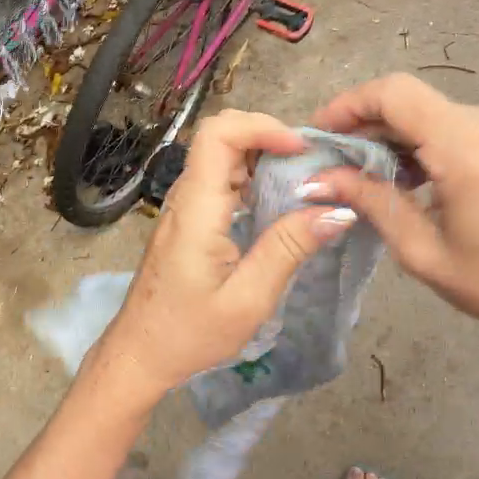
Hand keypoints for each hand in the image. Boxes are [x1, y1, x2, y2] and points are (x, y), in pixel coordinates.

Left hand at [90, 110, 362, 404]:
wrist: (141, 351)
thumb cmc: (190, 332)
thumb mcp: (248, 299)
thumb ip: (288, 249)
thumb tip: (337, 210)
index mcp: (196, 208)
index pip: (218, 134)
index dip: (261, 127)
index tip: (301, 150)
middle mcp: (185, 197)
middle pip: (220, 137)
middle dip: (268, 136)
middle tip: (311, 163)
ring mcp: (183, 206)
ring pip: (220, 157)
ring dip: (261, 157)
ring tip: (304, 180)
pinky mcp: (188, 219)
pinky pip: (219, 181)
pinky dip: (251, 178)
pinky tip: (278, 203)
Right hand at [306, 74, 478, 362]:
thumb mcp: (423, 251)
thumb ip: (368, 202)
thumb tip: (314, 180)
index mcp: (468, 148)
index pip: (392, 92)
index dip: (345, 105)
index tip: (318, 135)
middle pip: (407, 101)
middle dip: (363, 127)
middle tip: (333, 165)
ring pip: (429, 113)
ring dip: (392, 137)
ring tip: (369, 180)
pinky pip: (454, 126)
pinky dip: (422, 144)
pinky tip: (410, 180)